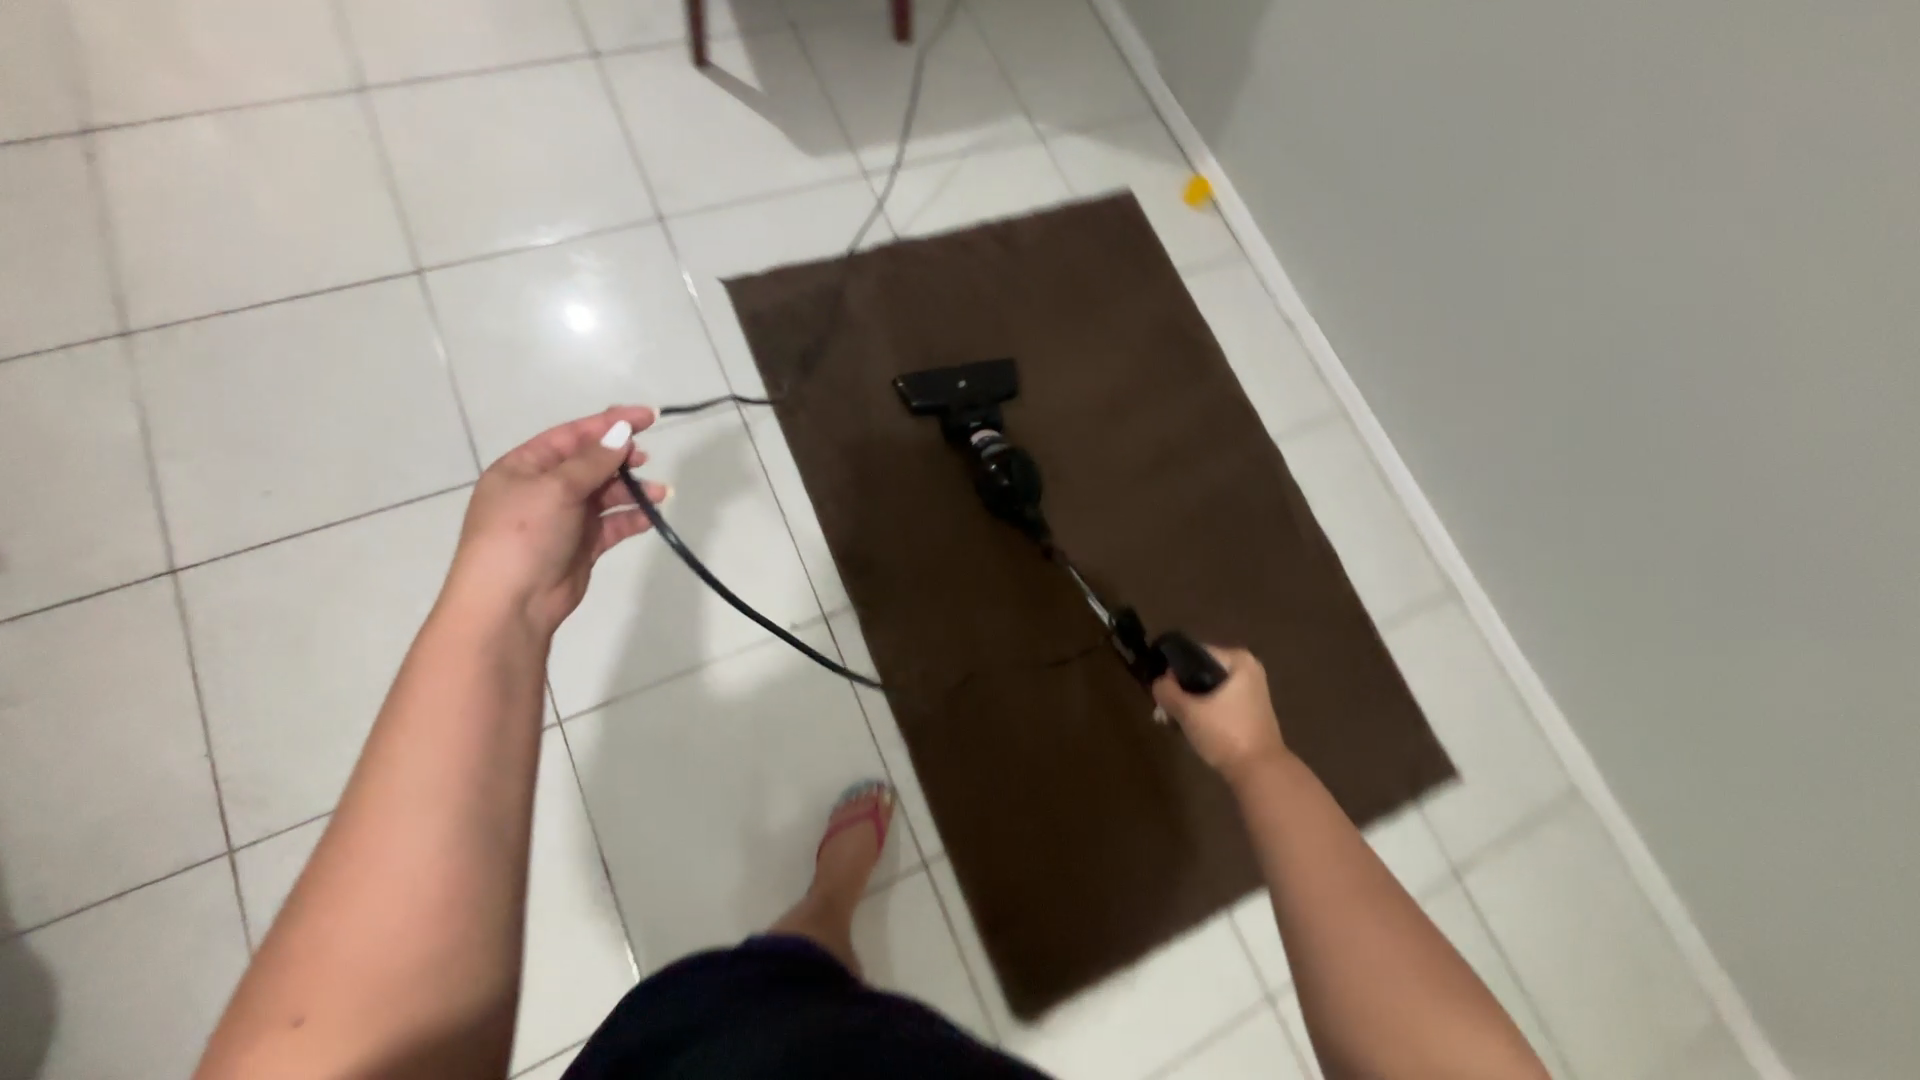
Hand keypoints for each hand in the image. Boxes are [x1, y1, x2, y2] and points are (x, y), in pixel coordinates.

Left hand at [446, 406, 669, 636]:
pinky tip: (652, 516)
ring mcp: (563, 518)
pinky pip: (611, 524)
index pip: (573, 435)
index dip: (610, 423)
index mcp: (525, 467)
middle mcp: (543, 489)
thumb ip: (594, 461)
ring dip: (632, 490)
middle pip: (590, 463)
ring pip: (605, 495)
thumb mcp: (555, 489)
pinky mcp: (581, 546)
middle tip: (646, 459)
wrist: (510, 603)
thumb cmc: (523, 535)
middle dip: (621, 459)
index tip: (649, 416)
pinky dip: (632, 518)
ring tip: (660, 493)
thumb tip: (622, 433)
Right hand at [1152, 646, 1290, 783]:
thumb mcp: (1188, 711)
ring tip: (1172, 721)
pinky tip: (1189, 727)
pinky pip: (1220, 702)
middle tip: (1163, 709)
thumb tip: (1158, 682)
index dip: (1172, 669)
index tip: (1159, 690)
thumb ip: (1167, 691)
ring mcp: (1252, 692)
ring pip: (1209, 689)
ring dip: (1189, 703)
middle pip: (1202, 672)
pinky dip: (1204, 711)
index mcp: (1238, 660)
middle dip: (1180, 690)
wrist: (1260, 772)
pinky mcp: (1251, 711)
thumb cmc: (1225, 734)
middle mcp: (1248, 670)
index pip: (1194, 653)